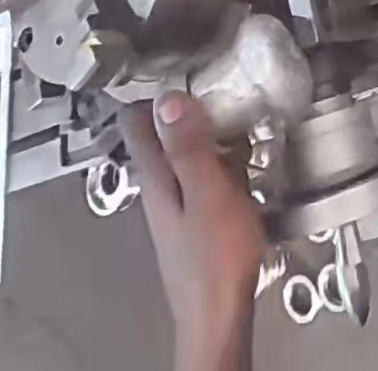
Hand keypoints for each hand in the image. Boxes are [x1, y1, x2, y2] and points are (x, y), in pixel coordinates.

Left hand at [122, 92, 264, 370]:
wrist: (220, 315)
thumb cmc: (216, 254)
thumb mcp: (207, 192)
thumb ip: (189, 146)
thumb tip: (168, 98)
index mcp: (156, 174)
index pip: (135, 120)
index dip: (149, 89)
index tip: (176, 63)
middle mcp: (159, 183)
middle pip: (159, 131)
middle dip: (180, 103)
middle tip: (213, 78)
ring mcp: (176, 200)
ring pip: (182, 148)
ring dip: (202, 126)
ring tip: (233, 104)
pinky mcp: (196, 213)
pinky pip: (201, 168)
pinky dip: (217, 151)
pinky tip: (242, 151)